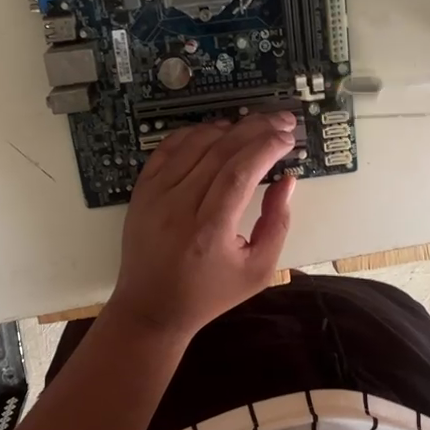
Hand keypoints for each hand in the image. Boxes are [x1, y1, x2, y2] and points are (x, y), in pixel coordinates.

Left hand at [108, 112, 297, 338]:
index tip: (287, 138)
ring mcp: (154, 196)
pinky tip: (216, 131)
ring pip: (194, 144)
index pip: (239, 173)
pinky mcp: (141, 192)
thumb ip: (277, 223)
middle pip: (219, 152)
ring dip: (227, 128)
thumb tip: (287, 180)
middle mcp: (178, 208)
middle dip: (255, 129)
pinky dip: (194, 134)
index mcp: (209, 231)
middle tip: (281, 120)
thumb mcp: (257, 270)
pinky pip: (167, 149)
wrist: (151, 309)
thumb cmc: (209, 294)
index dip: (265, 148)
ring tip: (254, 125)